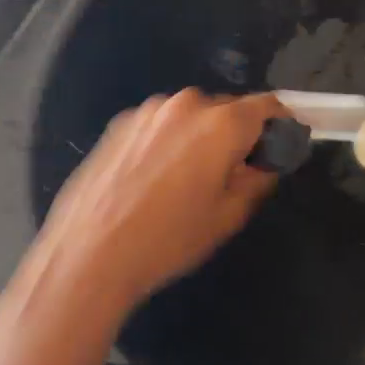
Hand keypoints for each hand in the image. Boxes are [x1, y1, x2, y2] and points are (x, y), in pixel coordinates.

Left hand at [36, 89, 286, 308]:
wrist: (85, 260)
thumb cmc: (167, 240)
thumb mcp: (228, 216)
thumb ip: (258, 179)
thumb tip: (266, 162)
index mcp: (223, 123)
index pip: (269, 106)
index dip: (279, 125)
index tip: (277, 149)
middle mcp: (189, 104)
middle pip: (228, 110)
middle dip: (234, 136)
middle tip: (227, 174)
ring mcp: (149, 112)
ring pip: (191, 117)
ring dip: (198, 138)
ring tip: (181, 181)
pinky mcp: (118, 125)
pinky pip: (159, 125)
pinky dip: (166, 142)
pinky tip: (149, 181)